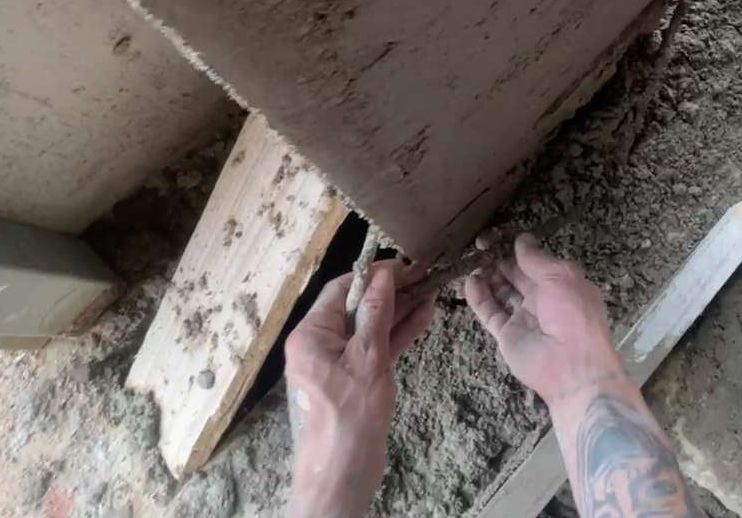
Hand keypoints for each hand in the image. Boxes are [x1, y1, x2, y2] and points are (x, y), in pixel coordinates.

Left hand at [284, 259, 436, 517]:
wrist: (342, 477)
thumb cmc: (350, 415)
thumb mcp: (368, 357)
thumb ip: (377, 312)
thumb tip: (385, 275)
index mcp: (311, 334)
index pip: (342, 289)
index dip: (374, 274)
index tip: (404, 264)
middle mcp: (320, 344)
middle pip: (358, 305)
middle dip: (392, 290)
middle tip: (424, 274)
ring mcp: (338, 362)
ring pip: (371, 325)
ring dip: (400, 309)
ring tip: (430, 290)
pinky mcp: (354, 379)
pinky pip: (375, 347)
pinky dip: (397, 333)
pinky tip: (424, 317)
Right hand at [463, 235, 626, 408]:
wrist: (571, 366)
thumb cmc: (573, 312)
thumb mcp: (559, 276)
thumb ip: (536, 258)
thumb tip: (521, 239)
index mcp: (561, 282)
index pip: (537, 261)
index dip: (520, 249)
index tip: (500, 236)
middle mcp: (542, 298)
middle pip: (517, 275)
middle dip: (501, 261)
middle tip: (481, 246)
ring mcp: (524, 317)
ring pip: (502, 291)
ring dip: (488, 277)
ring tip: (474, 262)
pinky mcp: (507, 334)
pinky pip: (490, 311)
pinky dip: (479, 296)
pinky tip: (470, 281)